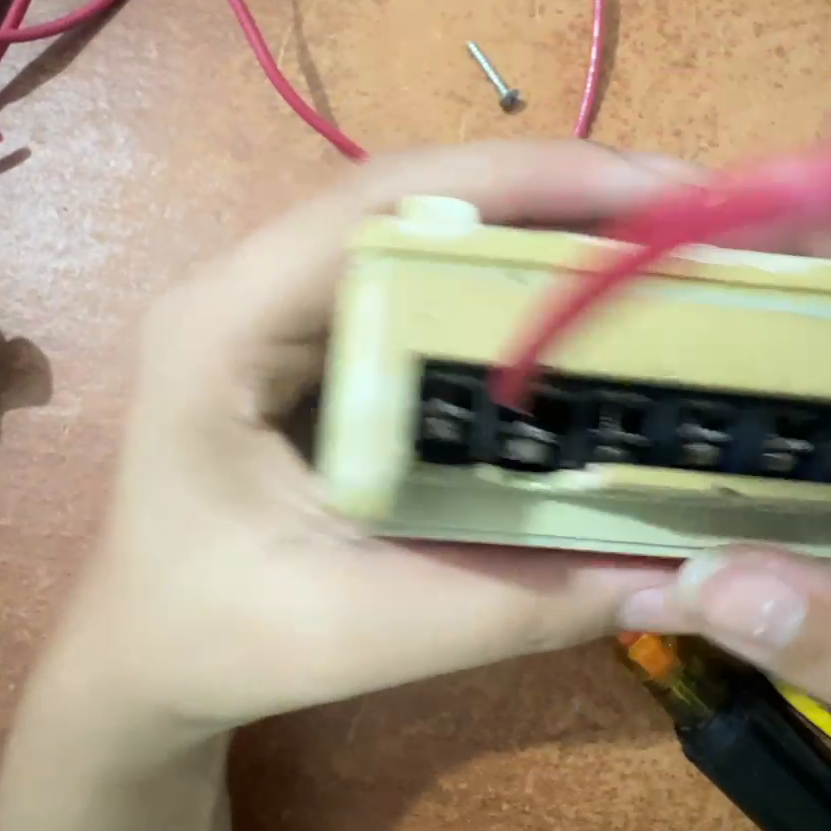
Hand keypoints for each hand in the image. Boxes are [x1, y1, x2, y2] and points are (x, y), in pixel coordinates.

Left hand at [53, 141, 687, 738]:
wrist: (149, 650)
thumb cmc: (215, 638)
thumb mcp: (353, 633)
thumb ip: (504, 606)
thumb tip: (666, 572)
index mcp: (223, 329)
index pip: (374, 209)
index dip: (516, 180)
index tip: (646, 192)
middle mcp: (248, 286)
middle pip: (411, 197)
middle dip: (551, 191)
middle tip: (681, 212)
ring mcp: (281, 300)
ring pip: (423, 223)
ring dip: (537, 219)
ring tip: (654, 237)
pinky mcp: (316, 330)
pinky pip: (422, 272)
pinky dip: (509, 268)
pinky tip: (580, 288)